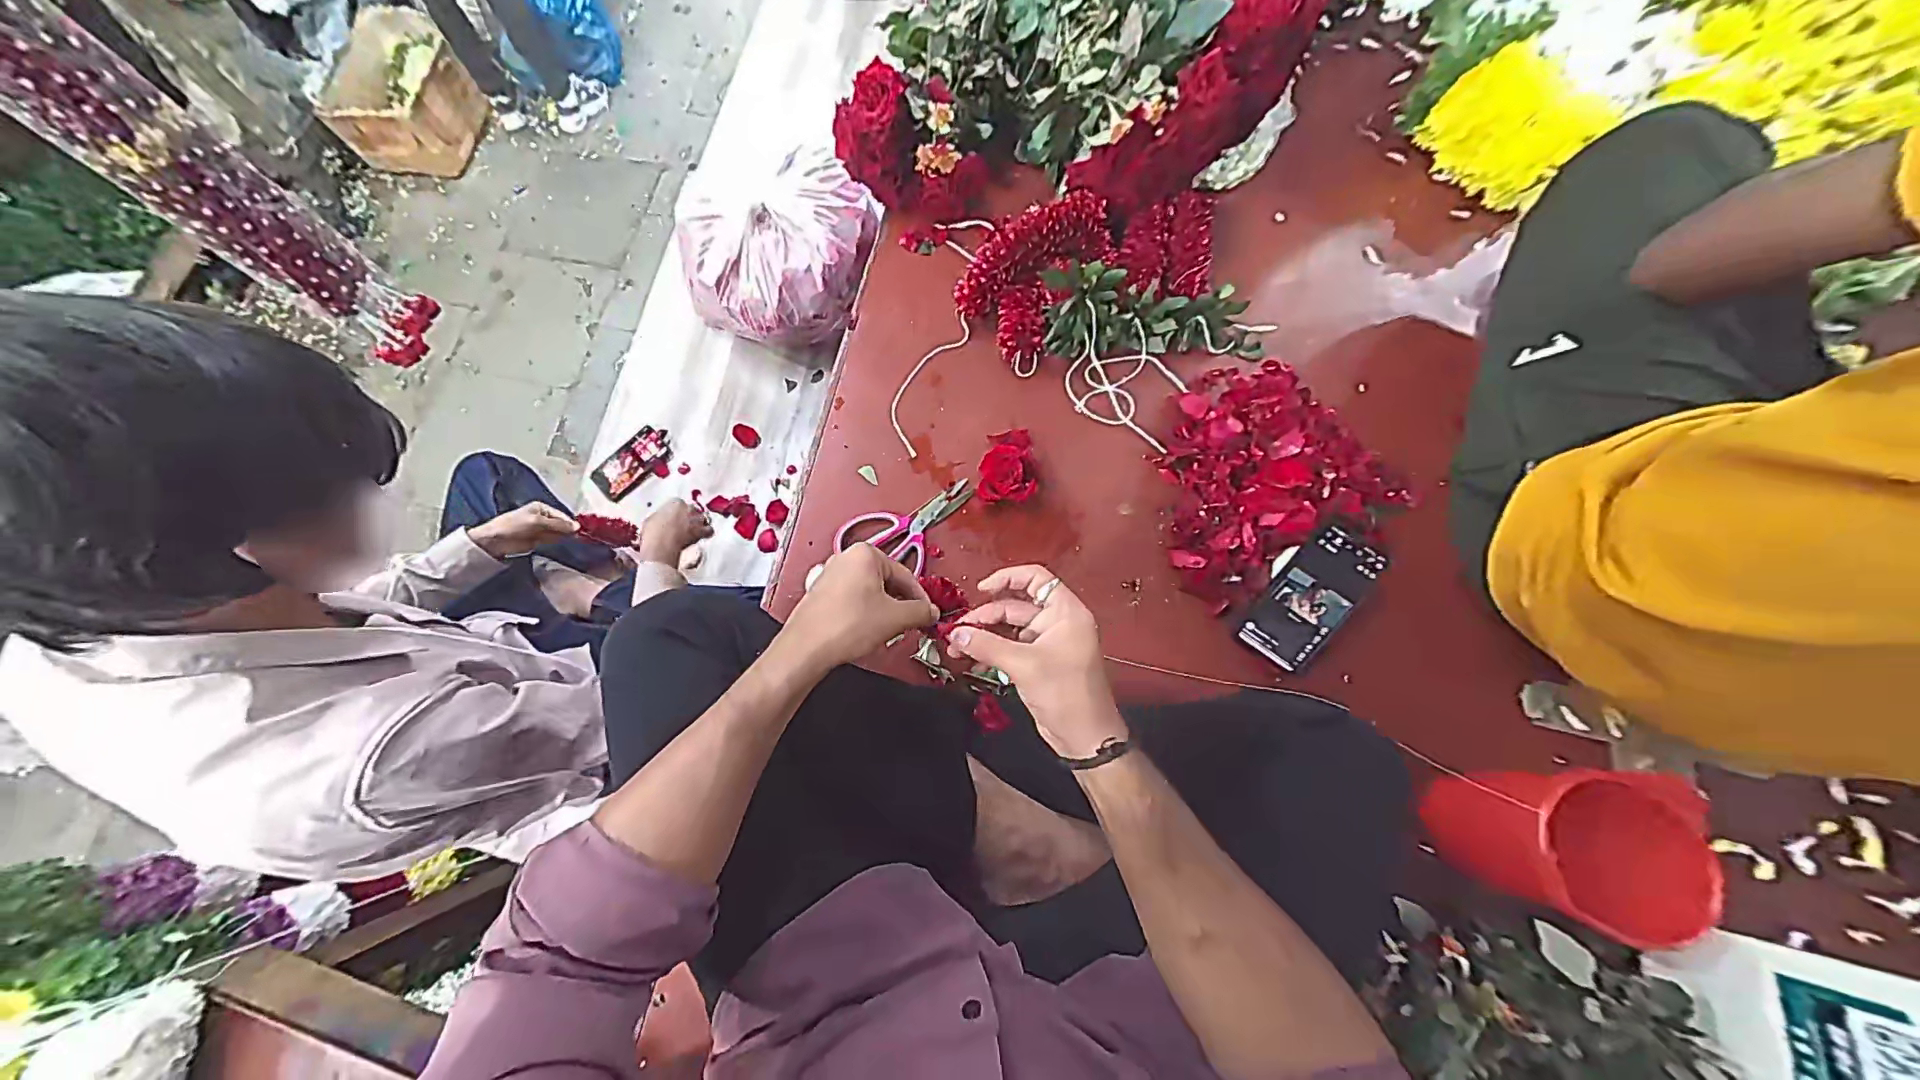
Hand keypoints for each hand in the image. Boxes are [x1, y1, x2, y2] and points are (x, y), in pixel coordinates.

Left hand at [468, 503, 578, 558]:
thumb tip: (578, 527)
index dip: (571, 523)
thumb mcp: (537, 522)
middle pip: (562, 523)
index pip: (562, 515)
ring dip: (566, 536)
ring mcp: (542, 529)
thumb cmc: (514, 526)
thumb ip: (558, 524)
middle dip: (569, 529)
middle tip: (580, 537)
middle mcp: (543, 517)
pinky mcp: (539, 540)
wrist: (495, 541)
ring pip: (559, 532)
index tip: (580, 531)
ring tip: (576, 541)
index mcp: (542, 508)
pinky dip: (560, 541)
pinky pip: (554, 539)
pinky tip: (568, 543)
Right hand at [638, 499, 712, 564]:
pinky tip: (702, 536)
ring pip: (703, 518)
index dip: (677, 513)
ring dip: (699, 524)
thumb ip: (660, 517)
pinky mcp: (702, 530)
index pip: (679, 504)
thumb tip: (661, 521)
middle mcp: (689, 507)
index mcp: (675, 502)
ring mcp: (697, 518)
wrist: (661, 544)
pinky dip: (706, 533)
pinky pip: (709, 530)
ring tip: (693, 532)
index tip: (674, 519)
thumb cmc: (652, 532)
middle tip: (683, 526)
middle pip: (693, 510)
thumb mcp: (651, 519)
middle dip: (689, 517)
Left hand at [781, 543, 938, 674]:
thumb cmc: (848, 625)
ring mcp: (829, 573)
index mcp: (865, 553)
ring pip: (869, 591)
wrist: (806, 648)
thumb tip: (931, 612)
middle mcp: (845, 557)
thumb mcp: (895, 618)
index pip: (905, 574)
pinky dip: (863, 612)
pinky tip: (864, 632)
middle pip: (886, 581)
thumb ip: (920, 611)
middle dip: (900, 604)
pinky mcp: (819, 592)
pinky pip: (851, 598)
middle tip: (909, 624)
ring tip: (886, 631)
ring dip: (883, 610)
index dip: (920, 598)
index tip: (927, 614)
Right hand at [947, 566, 1127, 758]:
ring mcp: (1050, 643)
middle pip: (1017, 604)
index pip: (1036, 578)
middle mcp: (1059, 622)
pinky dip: (993, 651)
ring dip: (985, 635)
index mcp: (1066, 612)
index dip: (1007, 578)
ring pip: (1011, 628)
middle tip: (959, 630)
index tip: (981, 589)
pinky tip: (971, 660)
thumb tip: (956, 634)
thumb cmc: (1067, 695)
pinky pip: (1012, 647)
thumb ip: (987, 645)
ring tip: (958, 646)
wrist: (1085, 738)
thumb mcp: (1024, 666)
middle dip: (986, 615)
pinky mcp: (1041, 662)